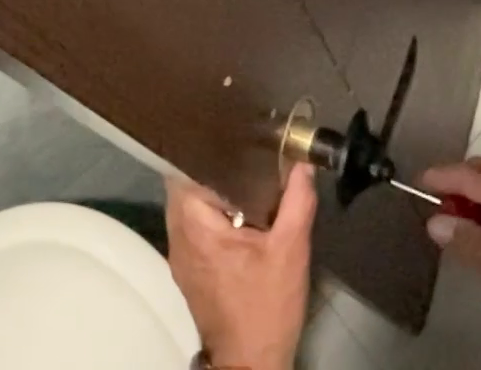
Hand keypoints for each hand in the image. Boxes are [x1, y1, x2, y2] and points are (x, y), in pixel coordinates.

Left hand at [165, 163, 316, 369]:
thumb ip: (297, 201)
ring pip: (191, 204)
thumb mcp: (291, 249)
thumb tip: (302, 163)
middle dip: (215, 167)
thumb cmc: (267, 306)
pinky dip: (214, 212)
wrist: (251, 362)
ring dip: (215, 190)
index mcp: (195, 226)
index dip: (207, 148)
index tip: (233, 134)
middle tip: (247, 151)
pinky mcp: (188, 267)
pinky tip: (241, 209)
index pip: (184, 168)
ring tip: (247, 174)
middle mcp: (178, 236)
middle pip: (186, 184)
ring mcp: (180, 253)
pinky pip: (196, 224)